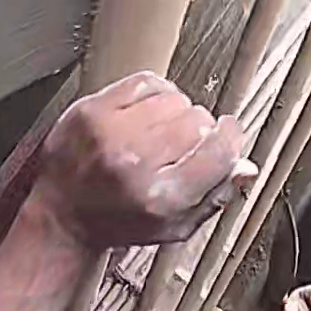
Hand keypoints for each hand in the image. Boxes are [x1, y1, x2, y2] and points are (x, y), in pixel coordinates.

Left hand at [29, 71, 255, 249]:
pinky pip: (145, 82)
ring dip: (177, 112)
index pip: (219, 151)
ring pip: (175, 99)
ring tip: (161, 132)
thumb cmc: (120, 223)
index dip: (232, 139)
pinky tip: (146, 114)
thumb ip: (214, 198)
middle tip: (182, 146)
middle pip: (198, 122)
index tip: (228, 135)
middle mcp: (136, 164)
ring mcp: (110, 133)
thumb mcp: (173, 227)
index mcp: (161, 199)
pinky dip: (154, 94)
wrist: (62, 216)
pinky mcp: (91, 110)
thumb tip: (248, 166)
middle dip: (200, 131)